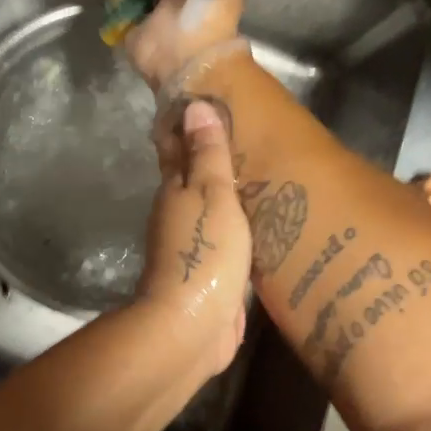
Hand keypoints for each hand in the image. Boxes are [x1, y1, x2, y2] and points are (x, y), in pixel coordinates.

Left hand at [137, 99, 252, 378]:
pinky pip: (221, 242)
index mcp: (174, 191)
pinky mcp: (205, 277)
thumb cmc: (205, 253)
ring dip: (223, 197)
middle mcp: (175, 215)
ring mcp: (188, 248)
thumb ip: (207, 155)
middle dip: (207, 160)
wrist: (190, 326)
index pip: (178, 148)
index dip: (188, 127)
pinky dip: (233, 229)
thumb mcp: (212, 195)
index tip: (203, 103)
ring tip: (255, 179)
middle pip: (191, 179)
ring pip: (206, 211)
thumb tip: (194, 105)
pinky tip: (254, 229)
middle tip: (239, 138)